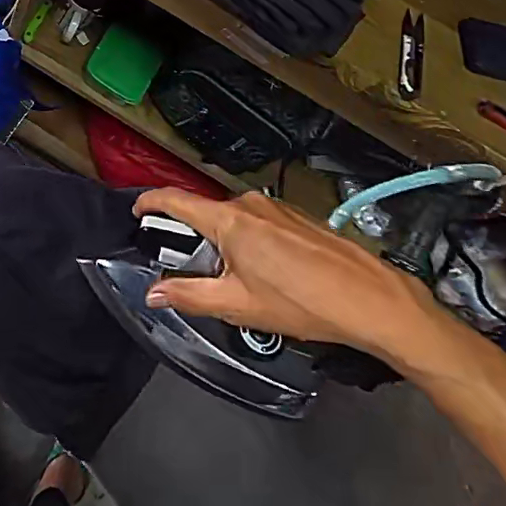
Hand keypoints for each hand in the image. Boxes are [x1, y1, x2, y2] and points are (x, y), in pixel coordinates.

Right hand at [132, 188, 444, 364]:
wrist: (366, 297)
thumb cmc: (304, 301)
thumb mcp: (238, 305)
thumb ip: (190, 295)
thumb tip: (157, 292)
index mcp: (231, 220)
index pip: (177, 200)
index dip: (151, 202)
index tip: (138, 210)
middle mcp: (253, 205)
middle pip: (208, 215)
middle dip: (196, 244)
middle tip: (200, 279)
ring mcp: (278, 208)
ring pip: (236, 222)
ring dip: (228, 248)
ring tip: (244, 286)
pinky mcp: (297, 216)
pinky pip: (261, 225)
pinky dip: (252, 245)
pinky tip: (271, 277)